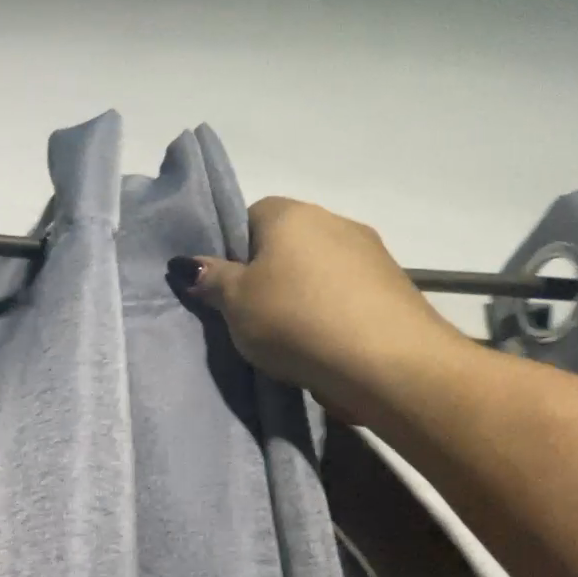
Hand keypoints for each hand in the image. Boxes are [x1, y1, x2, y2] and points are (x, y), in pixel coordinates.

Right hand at [184, 197, 469, 422]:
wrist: (385, 362)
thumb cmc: (295, 319)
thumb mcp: (235, 302)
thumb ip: (211, 279)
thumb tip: (188, 263)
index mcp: (292, 215)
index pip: (251, 215)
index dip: (231, 248)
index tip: (222, 284)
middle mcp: (334, 222)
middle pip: (285, 242)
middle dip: (264, 273)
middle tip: (244, 313)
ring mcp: (368, 254)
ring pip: (315, 269)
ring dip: (297, 294)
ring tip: (281, 334)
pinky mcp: (389, 287)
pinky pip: (341, 292)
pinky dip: (325, 310)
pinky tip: (316, 341)